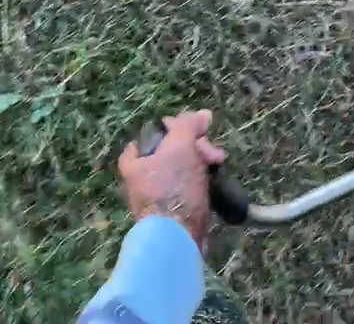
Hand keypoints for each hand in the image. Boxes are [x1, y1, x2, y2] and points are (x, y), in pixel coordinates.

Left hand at [118, 109, 226, 248]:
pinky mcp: (171, 211)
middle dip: (198, 148)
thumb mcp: (180, 145)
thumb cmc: (173, 188)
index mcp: (135, 157)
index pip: (162, 129)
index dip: (183, 129)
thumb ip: (189, 124)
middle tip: (215, 156)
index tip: (200, 135)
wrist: (176, 240)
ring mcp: (156, 195)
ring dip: (203, 164)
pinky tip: (213, 186)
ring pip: (184, 167)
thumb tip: (204, 114)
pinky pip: (187, 187)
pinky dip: (200, 183)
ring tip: (218, 169)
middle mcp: (141, 175)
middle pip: (175, 148)